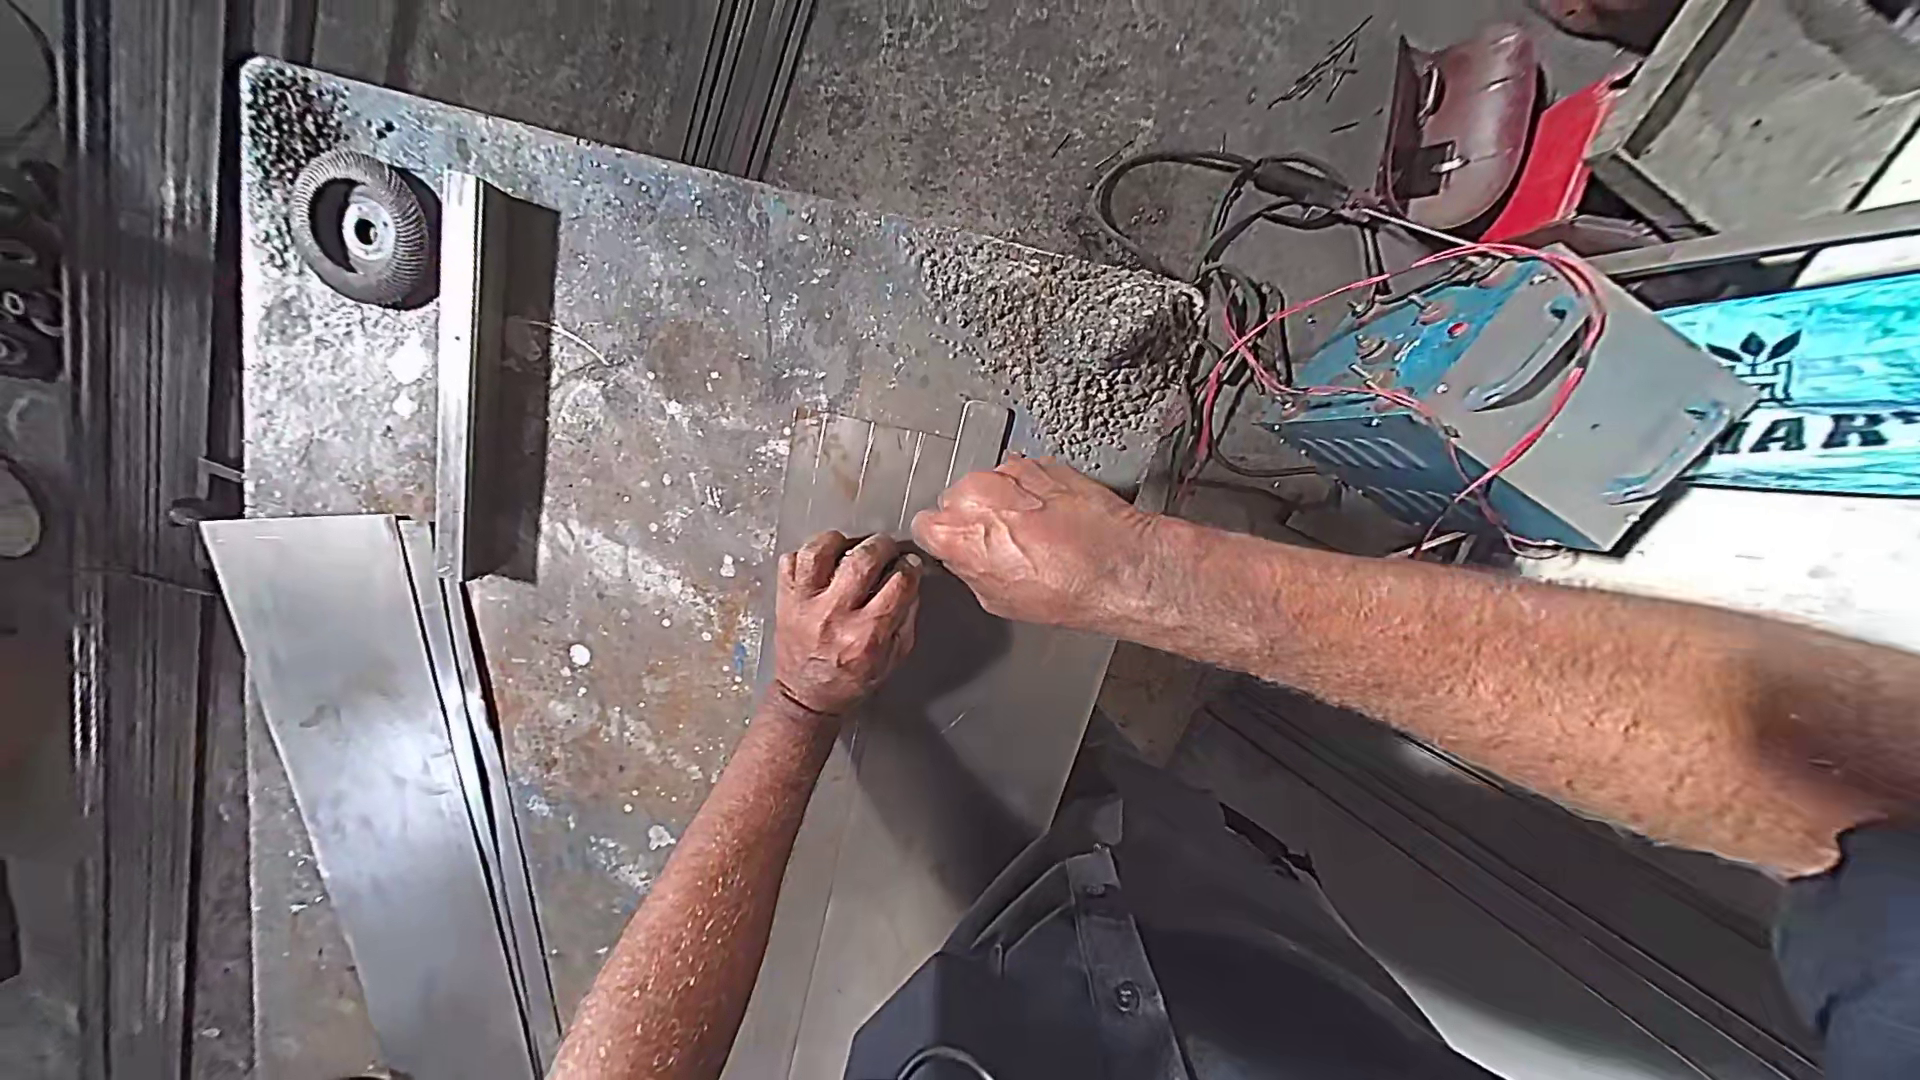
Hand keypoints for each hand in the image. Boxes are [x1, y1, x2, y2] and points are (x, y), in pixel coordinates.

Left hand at [773, 531, 922, 718]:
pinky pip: (791, 560)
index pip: (898, 583)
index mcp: (867, 634)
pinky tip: (822, 563)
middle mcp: (834, 615)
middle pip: (864, 559)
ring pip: (820, 550)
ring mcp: (805, 605)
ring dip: (841, 541)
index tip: (910, 565)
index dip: (910, 567)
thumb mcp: (894, 657)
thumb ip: (906, 618)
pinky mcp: (785, 600)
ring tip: (851, 546)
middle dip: (883, 546)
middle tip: (886, 549)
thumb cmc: (851, 682)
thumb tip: (912, 582)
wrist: (807, 698)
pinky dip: (806, 554)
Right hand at [910, 457, 1160, 629]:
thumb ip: (967, 569)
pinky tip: (1050, 516)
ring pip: (988, 484)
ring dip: (1003, 501)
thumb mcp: (997, 600)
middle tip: (1003, 543)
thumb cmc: (1067, 588)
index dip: (943, 538)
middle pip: (956, 500)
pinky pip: (1021, 474)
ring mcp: (1009, 472)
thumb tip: (964, 559)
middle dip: (973, 518)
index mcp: (955, 531)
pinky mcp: (1040, 462)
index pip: (925, 524)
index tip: (958, 545)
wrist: (1118, 564)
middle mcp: (976, 493)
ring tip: (1033, 531)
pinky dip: (1030, 490)